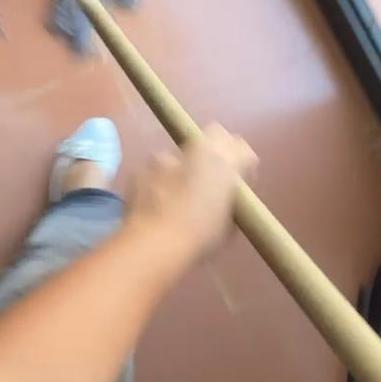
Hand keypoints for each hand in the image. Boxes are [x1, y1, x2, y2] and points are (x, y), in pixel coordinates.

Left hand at [124, 124, 257, 262]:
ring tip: (173, 196)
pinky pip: (152, 172)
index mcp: (224, 163)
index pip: (241, 147)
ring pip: (177, 157)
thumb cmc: (200, 238)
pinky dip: (154, 183)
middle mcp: (196, 152)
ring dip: (178, 171)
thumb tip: (225, 197)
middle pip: (211, 138)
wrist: (154, 244)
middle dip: (211, 155)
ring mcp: (164, 159)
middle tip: (207, 181)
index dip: (239, 162)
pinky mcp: (139, 170)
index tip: (236, 180)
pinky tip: (153, 203)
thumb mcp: (229, 222)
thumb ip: (229, 200)